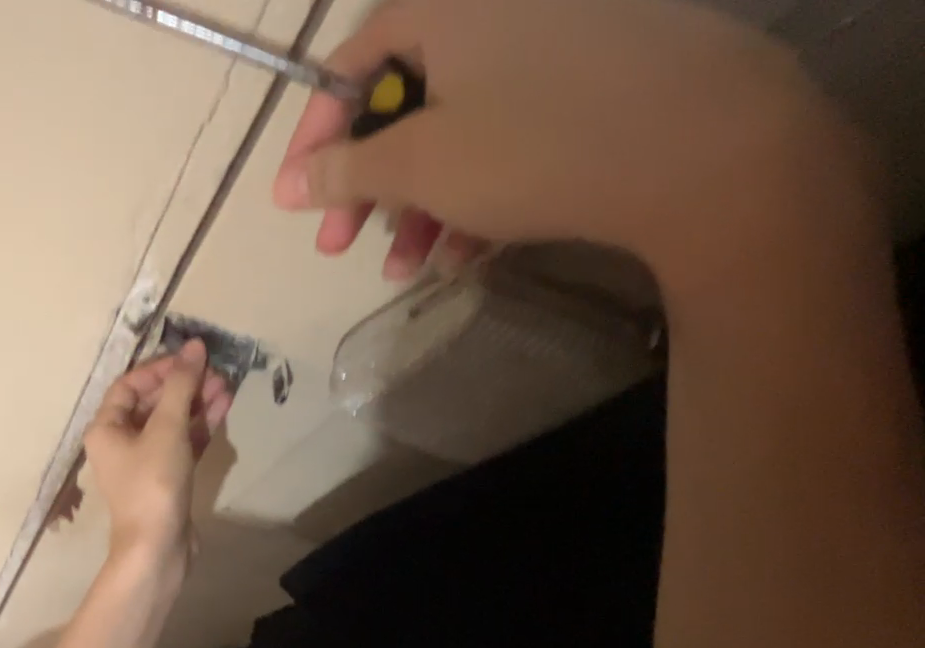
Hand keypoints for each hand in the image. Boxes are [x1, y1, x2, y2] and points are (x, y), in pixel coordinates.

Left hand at [82, 339, 230, 561]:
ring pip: (170, 422)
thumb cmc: (153, 482)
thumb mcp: (166, 428)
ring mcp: (143, 462)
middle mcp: (119, 442)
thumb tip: (194, 347)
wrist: (157, 546)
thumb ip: (180, 385)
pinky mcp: (165, 477)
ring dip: (196, 403)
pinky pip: (181, 442)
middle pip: (151, 401)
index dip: (158, 368)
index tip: (191, 358)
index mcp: (105, 429)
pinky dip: (199, 426)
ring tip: (227, 386)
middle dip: (183, 385)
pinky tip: (224, 408)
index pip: (128, 385)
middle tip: (216, 372)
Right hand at [271, 0, 870, 287]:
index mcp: (451, 10)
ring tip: (402, 269)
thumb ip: (342, 172)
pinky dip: (477, 192)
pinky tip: (464, 252)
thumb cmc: (535, 148)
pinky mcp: (599, 83)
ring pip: (457, 130)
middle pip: (403, 104)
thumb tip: (287, 183)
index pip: (351, 63)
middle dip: (366, 186)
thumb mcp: (418, 165)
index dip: (314, 133)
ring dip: (417, 206)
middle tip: (338, 245)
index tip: (297, 193)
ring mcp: (557, 46)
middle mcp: (501, 11)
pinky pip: (512, 134)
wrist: (713, 151)